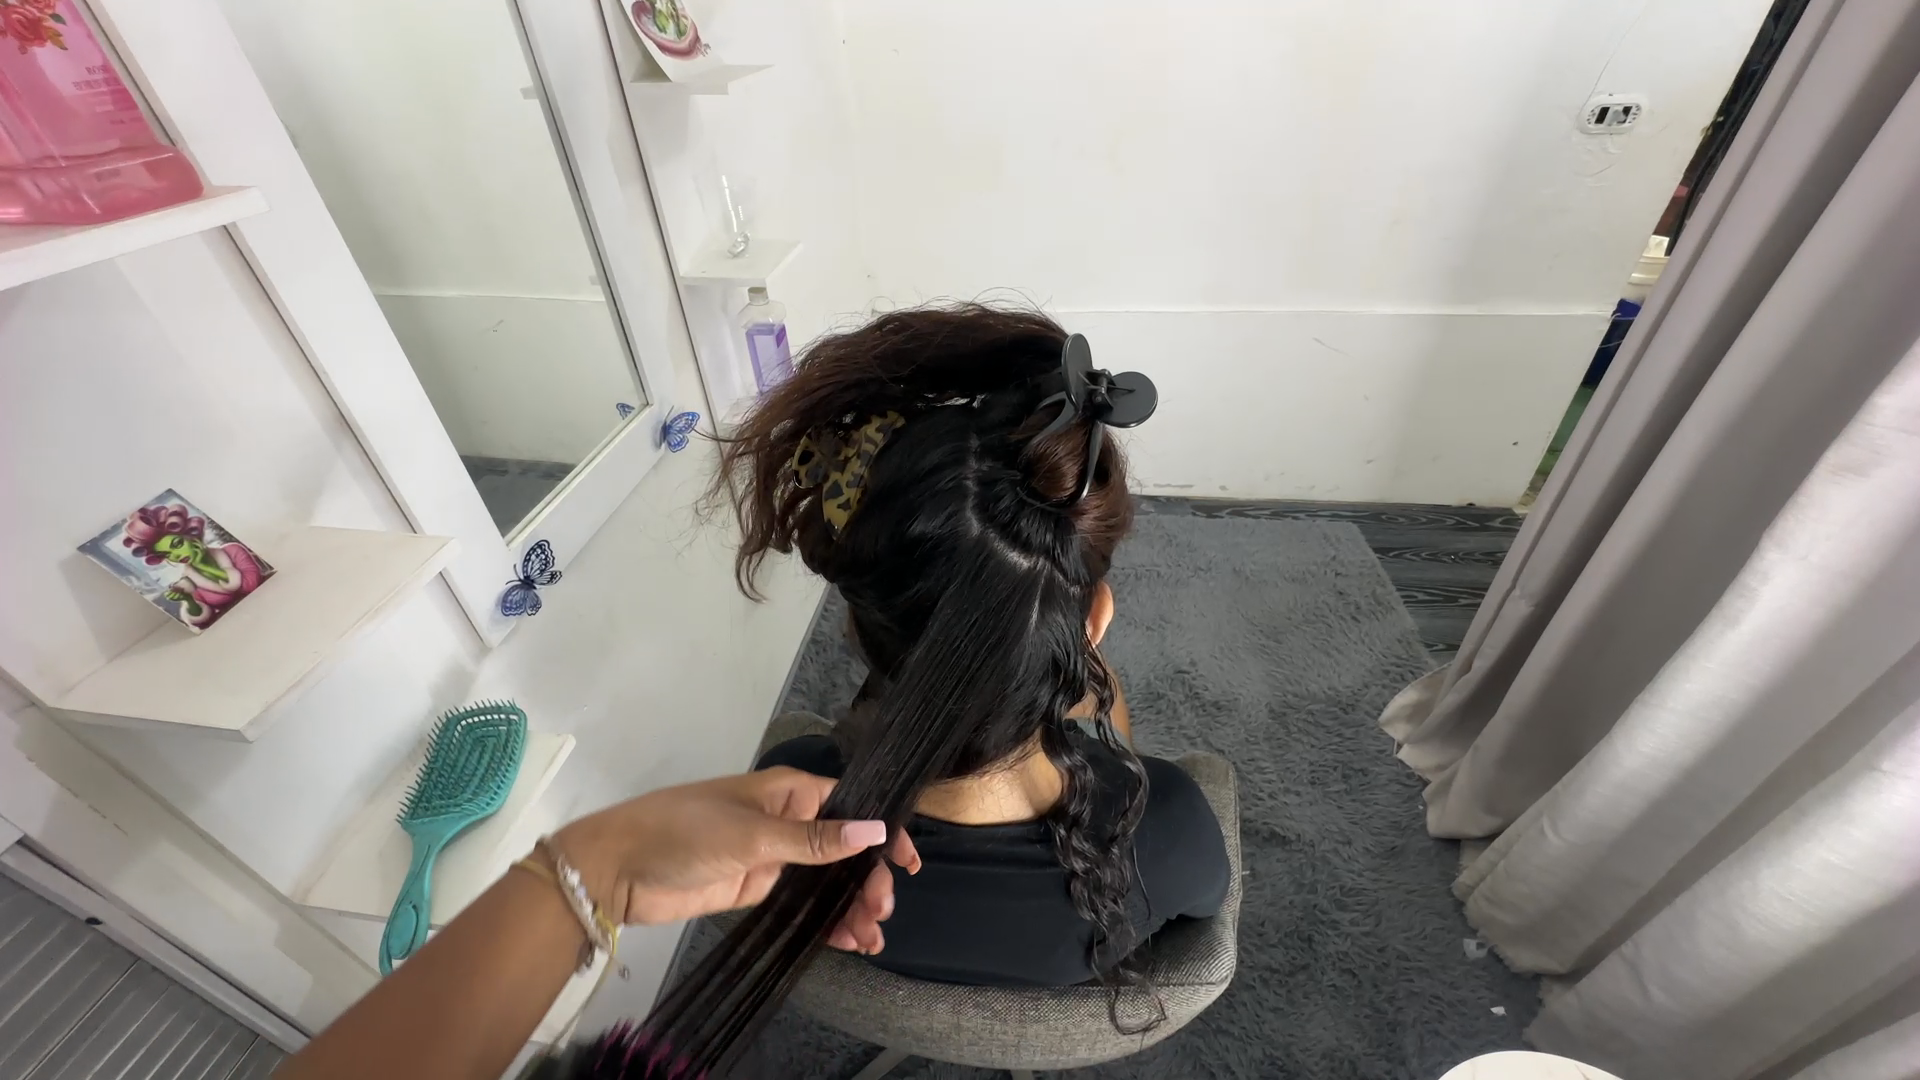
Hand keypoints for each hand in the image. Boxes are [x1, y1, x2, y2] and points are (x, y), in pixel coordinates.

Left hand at [552, 768, 919, 952]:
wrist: (619, 869)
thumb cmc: (688, 830)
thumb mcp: (753, 833)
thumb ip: (814, 840)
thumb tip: (876, 831)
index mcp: (792, 792)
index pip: (852, 805)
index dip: (883, 831)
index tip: (910, 861)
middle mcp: (790, 820)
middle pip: (845, 848)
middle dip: (868, 878)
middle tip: (880, 911)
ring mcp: (775, 856)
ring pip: (828, 879)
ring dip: (852, 904)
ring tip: (870, 937)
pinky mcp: (759, 888)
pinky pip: (804, 903)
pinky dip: (827, 921)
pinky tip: (848, 942)